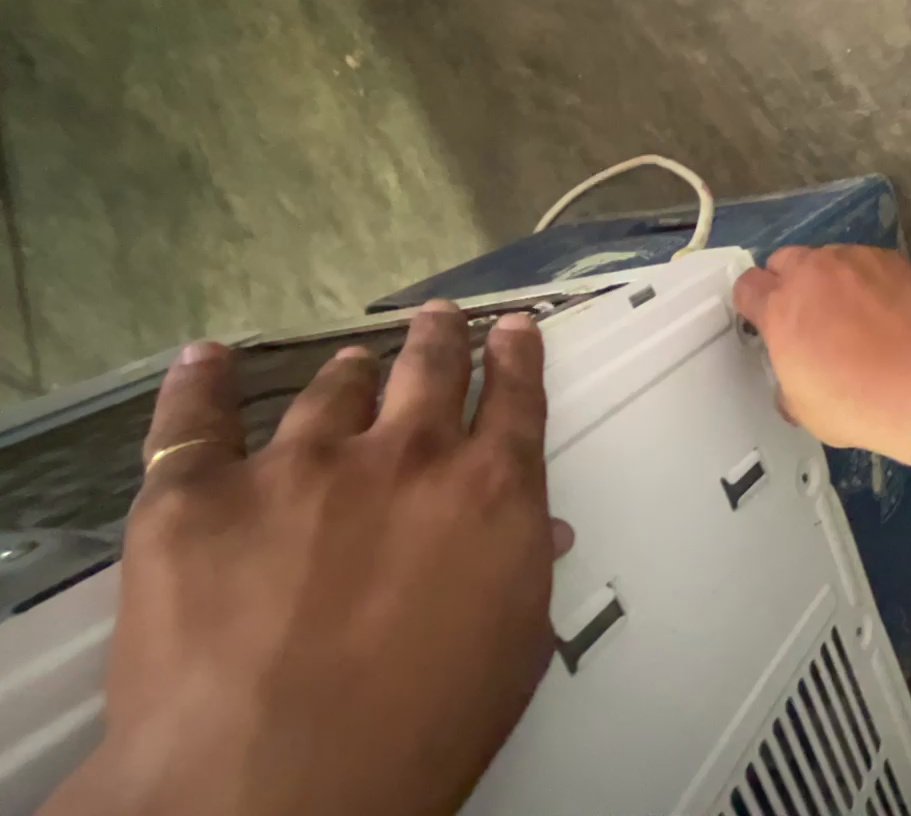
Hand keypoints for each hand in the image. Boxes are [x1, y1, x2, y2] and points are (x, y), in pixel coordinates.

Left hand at [41, 302, 567, 815]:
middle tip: (442, 317)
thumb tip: (540, 528)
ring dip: (353, 368)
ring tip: (355, 357)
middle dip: (443, 338)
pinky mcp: (199, 499)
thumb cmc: (431, 716)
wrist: (278, 779)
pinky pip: (194, 423)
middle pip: (432, 370)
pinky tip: (206, 359)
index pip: (516, 395)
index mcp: (494, 485)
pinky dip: (198, 386)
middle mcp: (409, 454)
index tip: (515, 327)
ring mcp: (303, 466)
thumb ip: (525, 564)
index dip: (519, 354)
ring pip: (335, 388)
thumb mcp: (516, 637)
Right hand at [732, 246, 910, 463]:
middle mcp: (813, 272)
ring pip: (831, 259)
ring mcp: (856, 261)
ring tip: (856, 313)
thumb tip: (795, 380)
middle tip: (811, 316)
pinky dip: (871, 281)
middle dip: (792, 283)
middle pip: (786, 261)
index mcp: (780, 307)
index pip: (747, 286)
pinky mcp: (894, 261)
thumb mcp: (802, 407)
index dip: (756, 304)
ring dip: (834, 280)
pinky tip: (887, 309)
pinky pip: (871, 263)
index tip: (768, 321)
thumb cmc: (856, 401)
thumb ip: (788, 380)